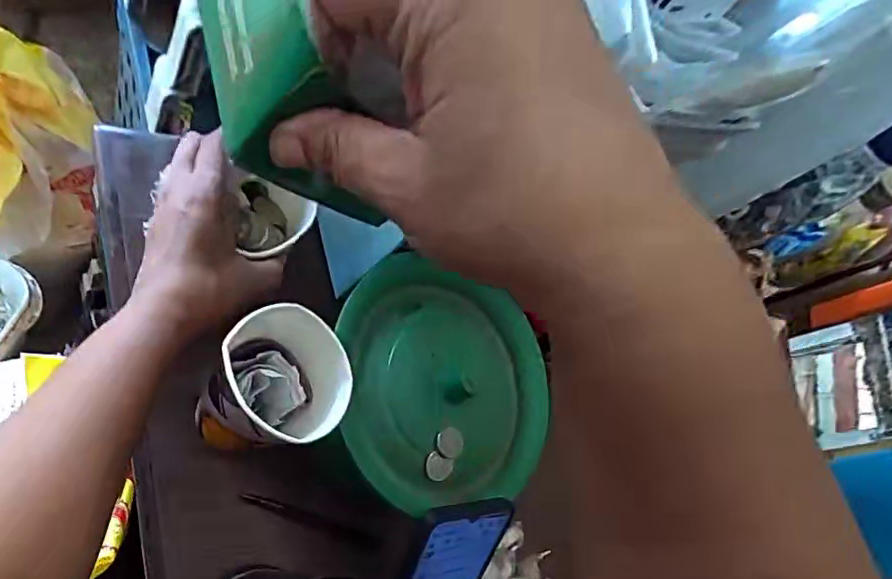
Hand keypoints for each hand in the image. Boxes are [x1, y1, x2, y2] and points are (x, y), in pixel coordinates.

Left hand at [132, 131, 284, 341]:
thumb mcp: (252, 280)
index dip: (238, 136)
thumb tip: (285, 254)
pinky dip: (185, 188)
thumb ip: (275, 262)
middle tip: (239, 168)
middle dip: (215, 146)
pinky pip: (170, 188)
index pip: (218, 139)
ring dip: (197, 166)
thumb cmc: (205, 293)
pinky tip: (201, 214)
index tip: (256, 149)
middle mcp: (177, 186)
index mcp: (203, 189)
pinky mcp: (152, 223)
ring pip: (177, 163)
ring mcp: (160, 203)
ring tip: (221, 190)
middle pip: (192, 142)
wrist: (159, 316)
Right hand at [269, 0, 686, 294]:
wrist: (610, 240)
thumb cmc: (501, 209)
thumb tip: (281, 138)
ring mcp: (529, 2)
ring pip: (428, 13)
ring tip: (361, 121)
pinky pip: (468, 27)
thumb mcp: (403, 182)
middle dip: (342, 48)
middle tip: (320, 114)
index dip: (306, 39)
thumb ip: (336, 146)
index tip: (293, 98)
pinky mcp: (549, 33)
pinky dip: (427, 64)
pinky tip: (416, 117)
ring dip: (384, 58)